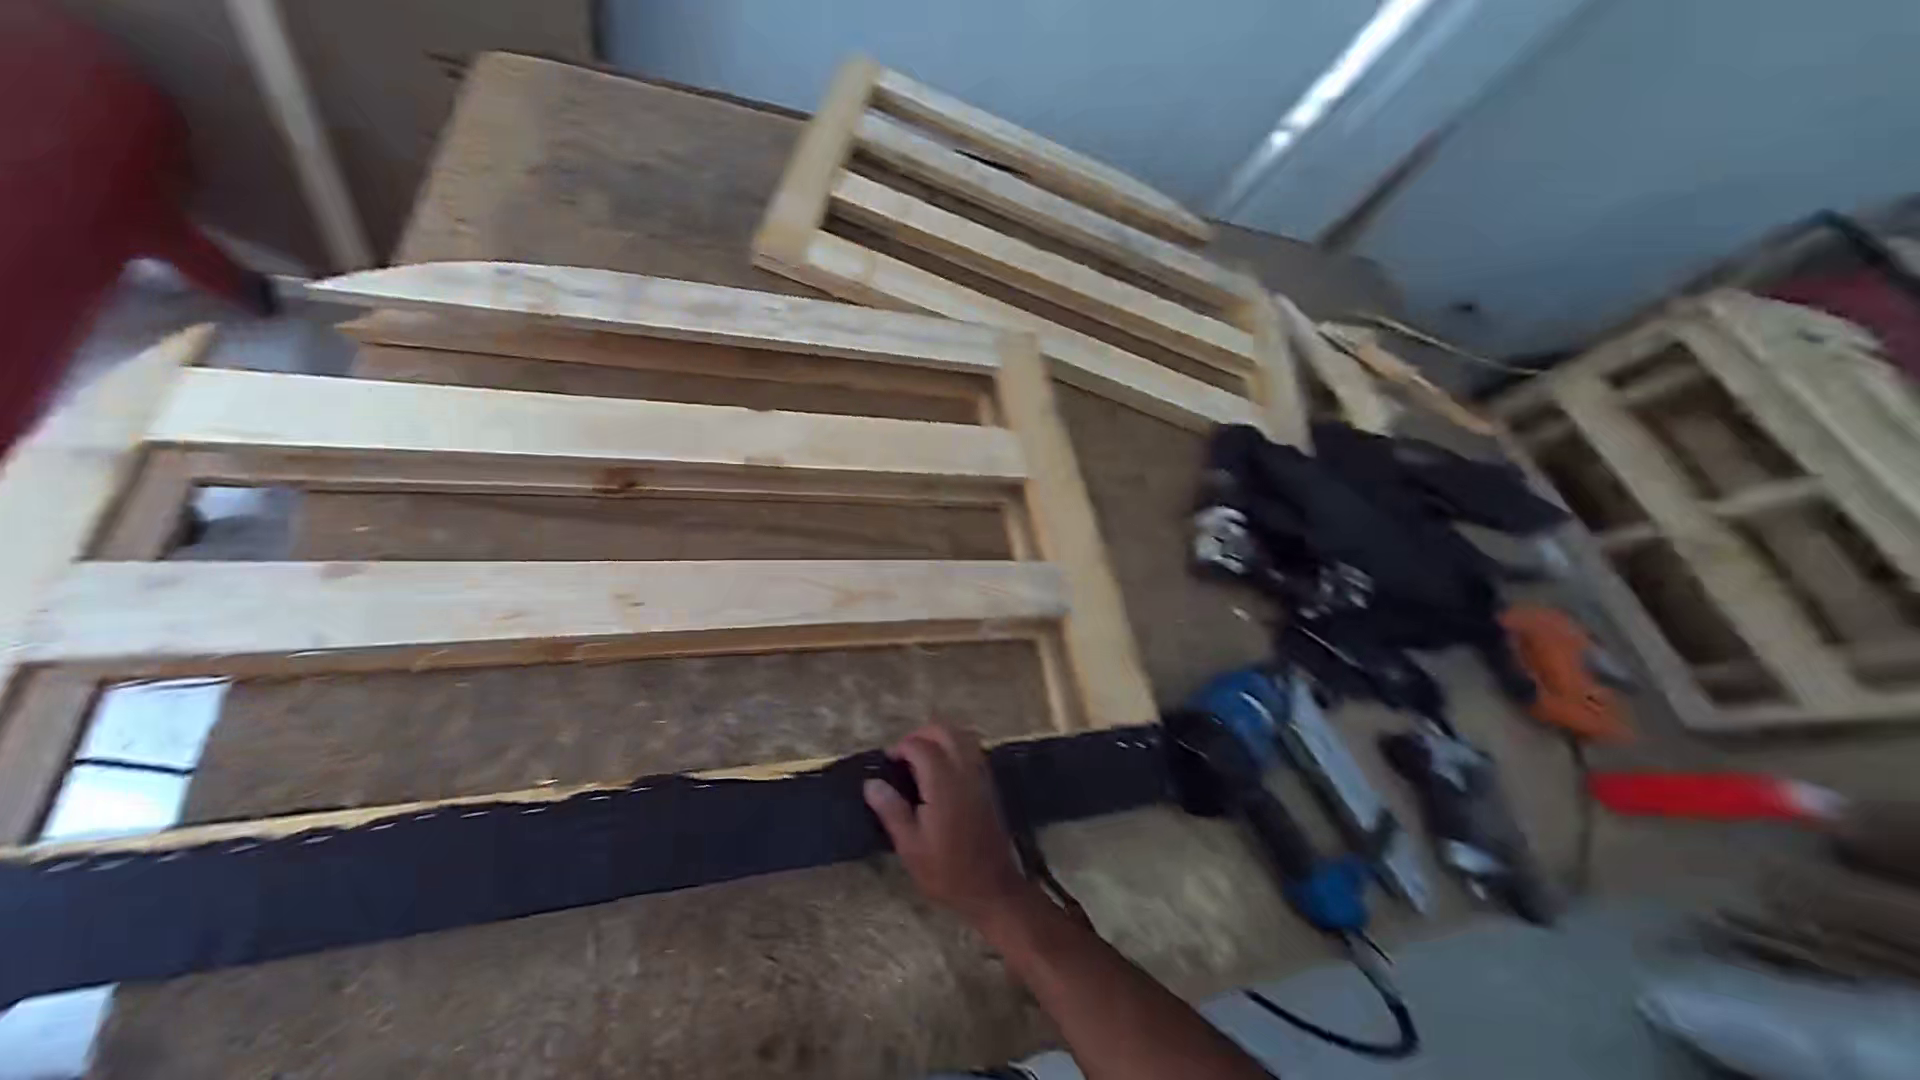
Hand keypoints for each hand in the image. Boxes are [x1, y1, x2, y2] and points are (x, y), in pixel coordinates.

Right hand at [863, 723, 1035, 927]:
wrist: (992, 888)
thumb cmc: (947, 871)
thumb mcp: (910, 847)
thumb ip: (891, 810)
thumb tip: (871, 782)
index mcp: (943, 784)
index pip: (920, 746)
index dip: (900, 747)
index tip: (888, 763)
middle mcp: (964, 771)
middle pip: (945, 730)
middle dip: (921, 734)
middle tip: (903, 755)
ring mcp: (980, 775)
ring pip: (962, 735)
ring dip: (940, 737)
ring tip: (920, 759)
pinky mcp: (989, 784)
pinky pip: (972, 749)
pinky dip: (955, 747)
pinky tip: (942, 769)